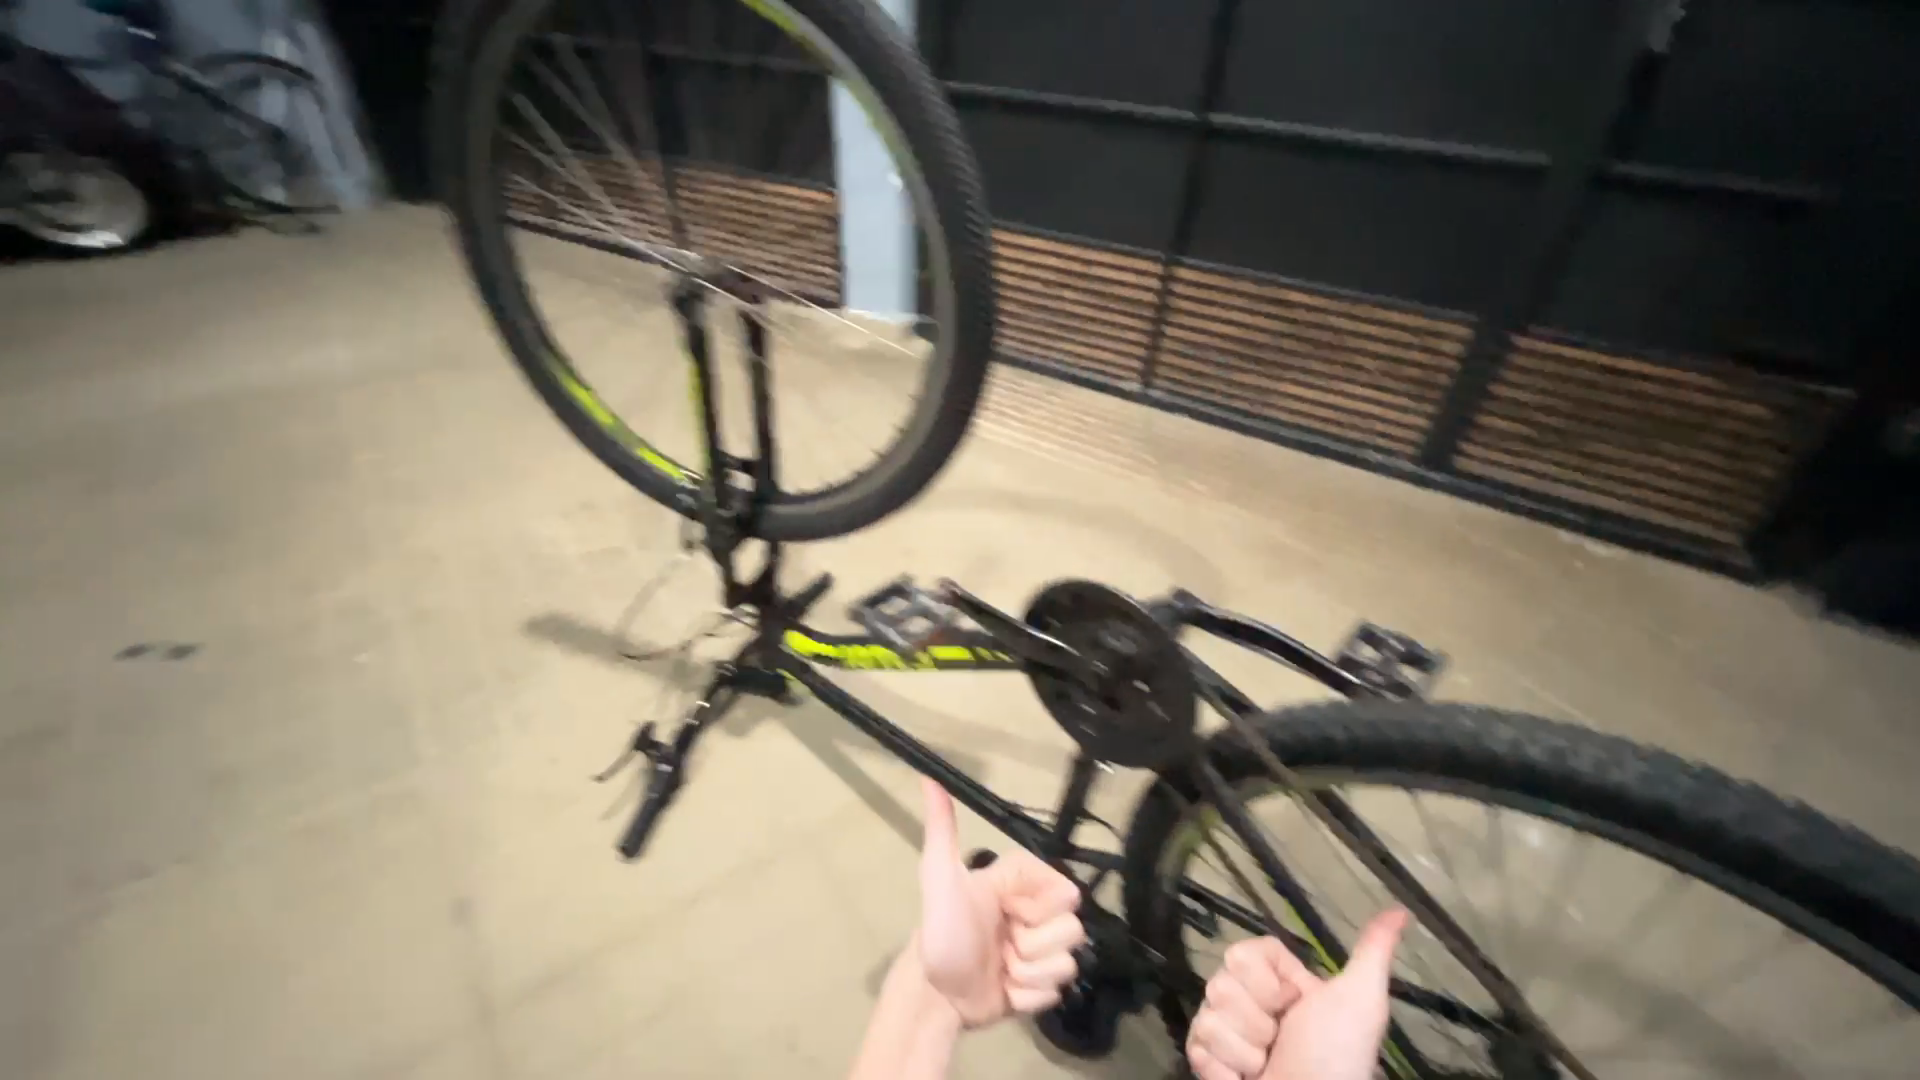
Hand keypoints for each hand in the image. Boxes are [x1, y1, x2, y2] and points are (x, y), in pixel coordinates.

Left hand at [914, 778, 1087, 1027]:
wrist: (934, 995)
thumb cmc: (940, 931)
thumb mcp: (940, 876)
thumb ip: (941, 829)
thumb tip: (928, 778)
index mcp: (1019, 885)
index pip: (1064, 889)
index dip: (1040, 905)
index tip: (1012, 911)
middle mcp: (1035, 914)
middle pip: (1071, 929)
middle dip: (1033, 946)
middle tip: (1001, 944)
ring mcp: (1040, 952)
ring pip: (1066, 964)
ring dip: (1028, 974)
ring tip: (1000, 969)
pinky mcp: (1040, 987)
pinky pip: (1055, 994)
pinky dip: (1027, 997)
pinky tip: (1004, 991)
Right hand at [1187, 909, 1408, 1079]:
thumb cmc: (1336, 1060)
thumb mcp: (1360, 1003)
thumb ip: (1371, 953)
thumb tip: (1399, 909)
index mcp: (1279, 984)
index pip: (1243, 952)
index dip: (1265, 980)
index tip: (1292, 1003)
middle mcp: (1249, 1003)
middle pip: (1221, 981)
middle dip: (1254, 1020)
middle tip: (1279, 1043)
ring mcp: (1225, 1032)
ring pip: (1208, 1013)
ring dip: (1243, 1050)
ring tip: (1266, 1069)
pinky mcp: (1205, 1060)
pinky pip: (1196, 1044)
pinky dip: (1222, 1070)